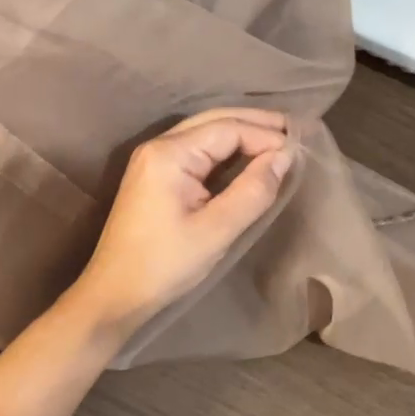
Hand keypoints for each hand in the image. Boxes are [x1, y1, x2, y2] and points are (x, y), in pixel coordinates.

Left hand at [64, 109, 294, 333]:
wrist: (115, 294)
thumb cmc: (165, 264)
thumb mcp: (217, 230)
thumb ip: (253, 190)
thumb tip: (284, 156)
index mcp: (169, 154)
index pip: (227, 128)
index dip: (265, 135)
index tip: (300, 148)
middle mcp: (158, 147)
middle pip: (214, 121)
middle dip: (255, 124)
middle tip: (295, 131)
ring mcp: (152, 161)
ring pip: (204, 134)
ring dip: (241, 134)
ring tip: (278, 141)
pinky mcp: (154, 177)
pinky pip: (195, 151)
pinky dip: (224, 151)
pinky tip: (247, 159)